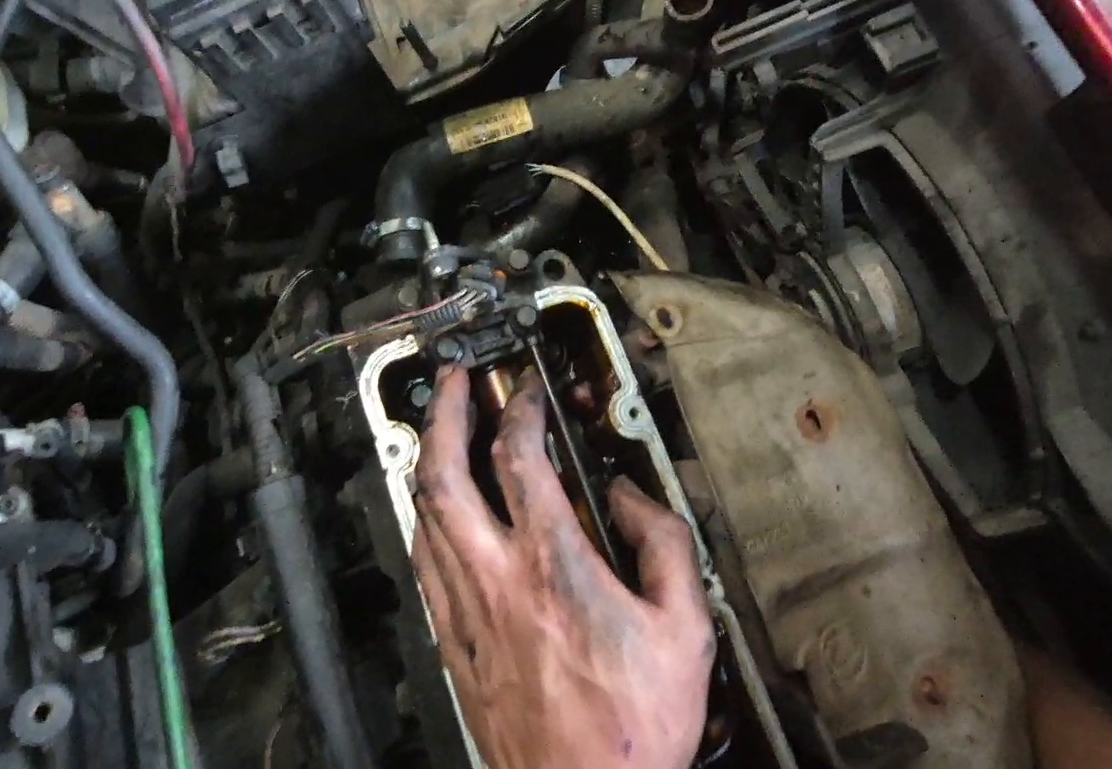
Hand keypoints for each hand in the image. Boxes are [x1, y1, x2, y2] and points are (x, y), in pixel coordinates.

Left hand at [412, 366, 715, 768]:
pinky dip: (426, 518)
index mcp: (554, 567)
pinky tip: (436, 509)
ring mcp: (468, 610)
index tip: (531, 393)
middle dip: (444, 414)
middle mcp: (498, 579)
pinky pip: (425, 561)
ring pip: (425, 514)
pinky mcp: (454, 641)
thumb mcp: (686, 629)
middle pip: (445, 475)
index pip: (521, 460)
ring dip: (428, 459)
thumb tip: (633, 499)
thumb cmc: (632, 728)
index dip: (523, 410)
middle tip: (450, 382)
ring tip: (440, 429)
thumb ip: (666, 545)